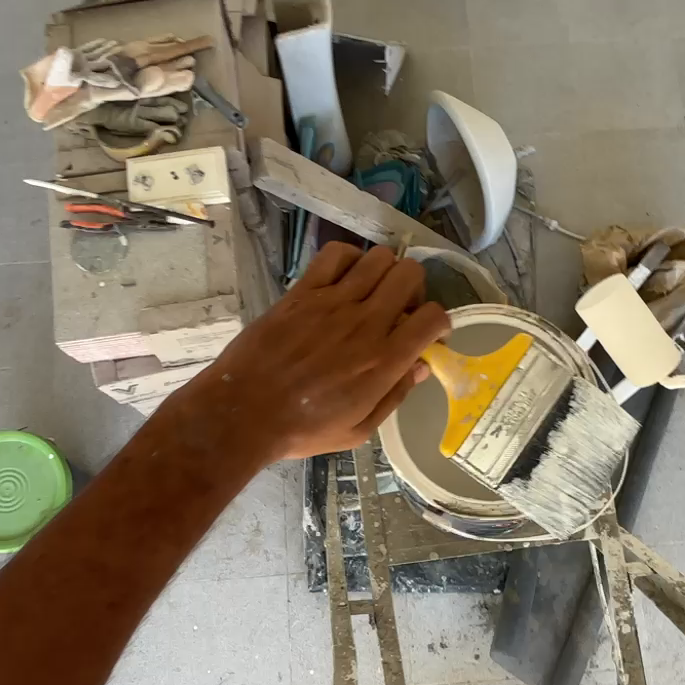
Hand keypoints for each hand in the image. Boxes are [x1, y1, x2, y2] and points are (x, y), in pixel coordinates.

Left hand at [177, 243, 451, 461]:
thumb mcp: (359, 429)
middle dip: (414, 290)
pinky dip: (349, 259)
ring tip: (372, 294)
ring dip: (384, 273)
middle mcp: (365, 323)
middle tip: (400, 311)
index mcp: (384, 361)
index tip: (429, 334)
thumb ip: (395, 395)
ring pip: (379, 258)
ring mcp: (332, 302)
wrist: (244, 413)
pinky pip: (335, 254)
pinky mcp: (302, 292)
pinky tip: (344, 280)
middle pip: (410, 275)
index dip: (439, 322)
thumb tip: (421, 366)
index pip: (433, 317)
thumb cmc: (304, 430)